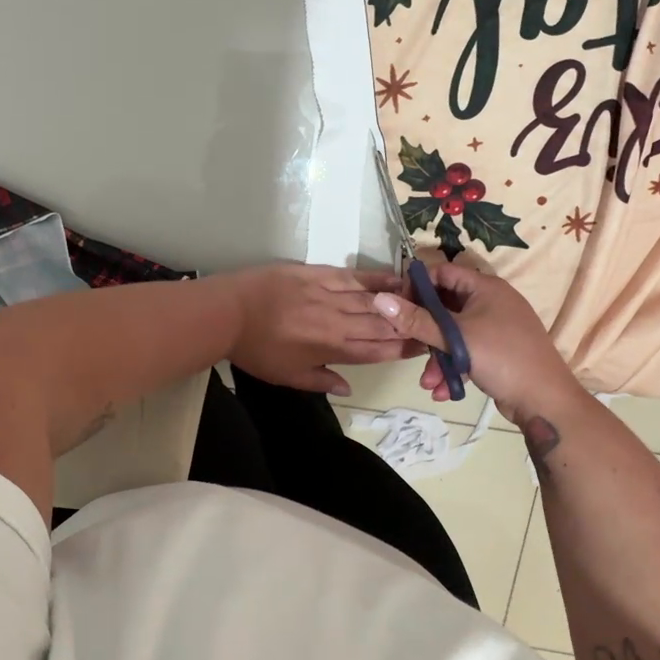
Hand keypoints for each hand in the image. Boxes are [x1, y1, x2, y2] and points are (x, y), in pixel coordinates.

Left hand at [217, 263, 417, 394]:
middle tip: (431, 321)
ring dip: (398, 300)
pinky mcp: (316, 273)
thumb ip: (320, 381)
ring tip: (421, 299)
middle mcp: (336, 321)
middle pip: (381, 323)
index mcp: (331, 349)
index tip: (423, 345)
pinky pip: (353, 275)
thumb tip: (347, 387)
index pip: (376, 350)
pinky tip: (394, 277)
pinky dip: (375, 278)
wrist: (228, 312)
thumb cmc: (254, 349)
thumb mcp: (286, 376)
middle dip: (408, 324)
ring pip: (371, 298)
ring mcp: (327, 293)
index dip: (402, 348)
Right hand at [369, 261, 586, 420]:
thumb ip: (416, 320)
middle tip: (408, 346)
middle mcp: (492, 302)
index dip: (417, 286)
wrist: (547, 403)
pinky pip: (466, 351)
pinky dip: (453, 366)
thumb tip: (379, 299)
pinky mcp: (498, 351)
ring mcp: (496, 327)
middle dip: (424, 331)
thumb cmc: (502, 358)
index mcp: (486, 287)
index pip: (442, 272)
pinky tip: (443, 390)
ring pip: (453, 333)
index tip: (397, 307)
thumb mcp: (455, 338)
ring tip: (428, 382)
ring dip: (437, 356)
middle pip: (444, 306)